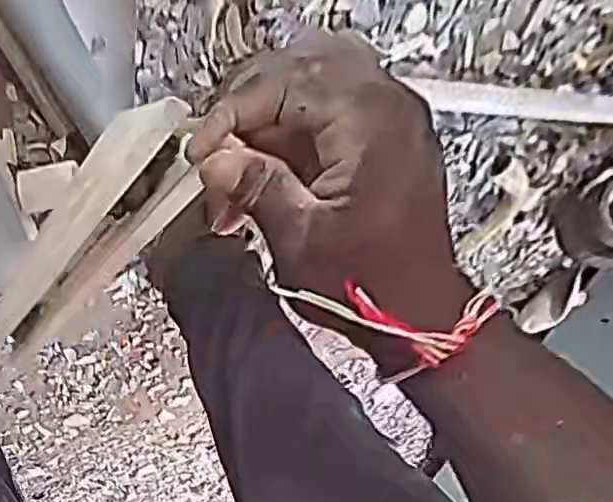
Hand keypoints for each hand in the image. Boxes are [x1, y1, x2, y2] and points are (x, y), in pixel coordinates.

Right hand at [185, 32, 475, 368]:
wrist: (413, 312)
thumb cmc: (370, 284)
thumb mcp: (299, 239)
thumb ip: (256, 189)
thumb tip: (216, 160)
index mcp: (369, 120)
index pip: (286, 81)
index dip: (231, 113)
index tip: (199, 151)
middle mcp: (383, 110)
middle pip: (297, 78)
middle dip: (242, 120)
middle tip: (210, 162)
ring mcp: (382, 127)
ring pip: (303, 104)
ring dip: (257, 140)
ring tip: (228, 190)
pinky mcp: (373, 152)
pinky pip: (316, 133)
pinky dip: (278, 156)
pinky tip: (252, 196)